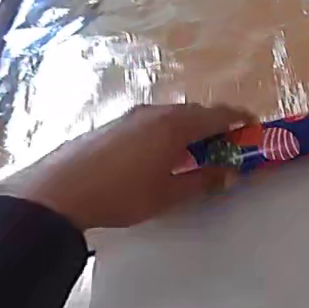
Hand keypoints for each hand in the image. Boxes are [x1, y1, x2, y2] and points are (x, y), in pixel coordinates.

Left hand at [0, 103, 252, 230]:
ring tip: (195, 152)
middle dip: (216, 125)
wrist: (55, 192)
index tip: (253, 128)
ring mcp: (130, 116)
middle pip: (196, 112)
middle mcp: (155, 113)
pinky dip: (168, 131)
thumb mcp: (169, 195)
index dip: (240, 120)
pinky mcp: (112, 125)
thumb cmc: (121, 195)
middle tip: (227, 145)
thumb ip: (203, 181)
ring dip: (190, 128)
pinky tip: (161, 154)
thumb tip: (229, 173)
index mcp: (175, 126)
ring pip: (172, 115)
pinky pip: (152, 121)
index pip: (219, 115)